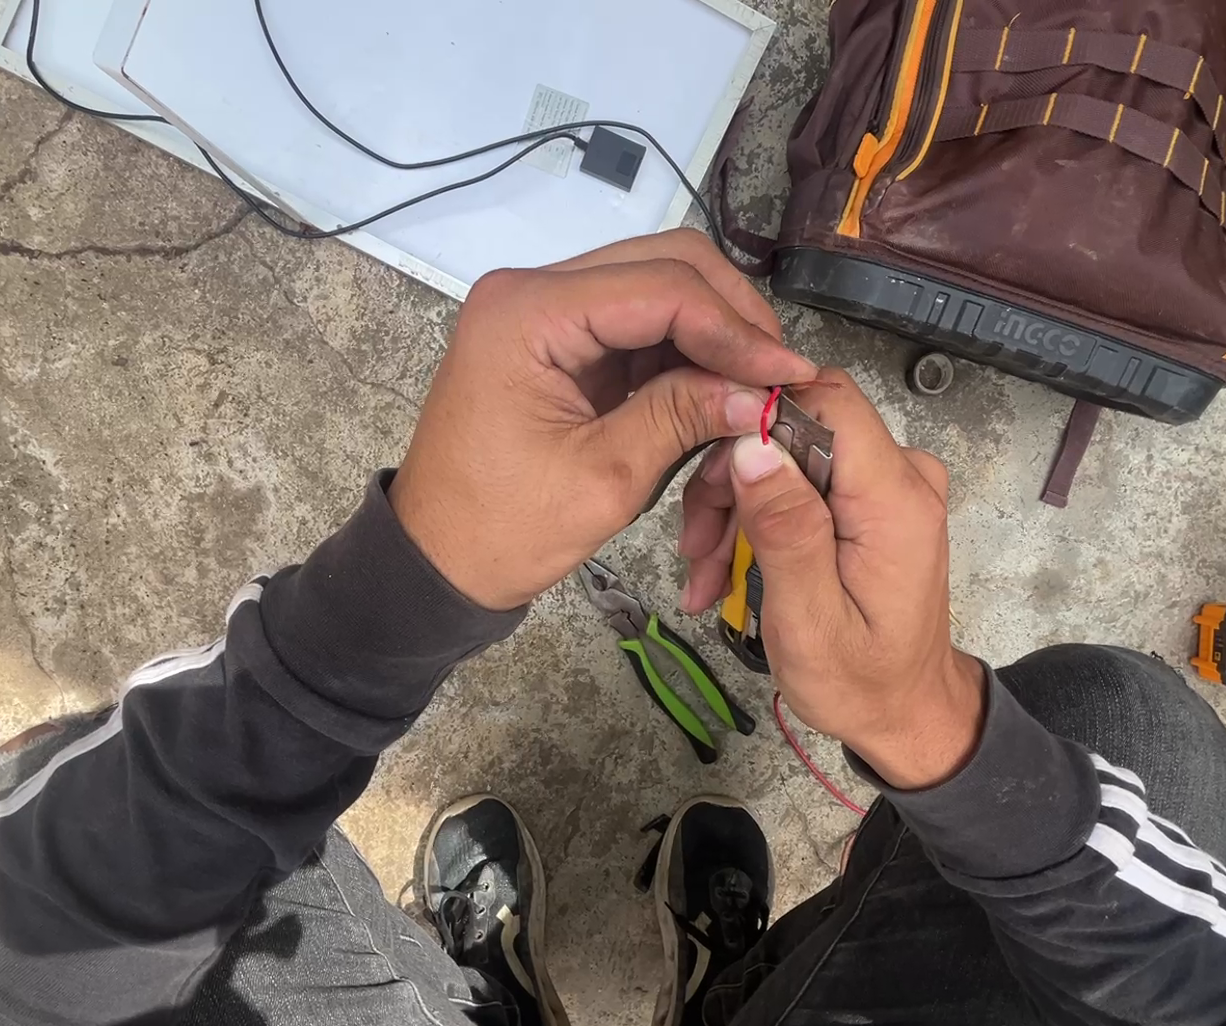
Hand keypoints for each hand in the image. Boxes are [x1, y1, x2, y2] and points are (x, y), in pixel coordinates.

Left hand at [390, 230, 816, 610]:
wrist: (436, 559)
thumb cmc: (504, 530)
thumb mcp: (603, 479)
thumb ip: (682, 416)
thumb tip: (762, 389)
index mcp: (528, 313)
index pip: (661, 287)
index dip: (736, 329)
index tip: (790, 374)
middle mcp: (532, 291)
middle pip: (662, 265)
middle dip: (729, 317)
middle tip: (775, 374)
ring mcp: (543, 312)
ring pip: (655, 289)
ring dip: (710, 332)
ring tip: (753, 384)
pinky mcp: (556, 342)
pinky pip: (634, 327)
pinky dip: (680, 352)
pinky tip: (713, 387)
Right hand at [676, 370, 985, 788]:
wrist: (905, 711)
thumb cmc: (859, 681)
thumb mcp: (809, 621)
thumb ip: (786, 531)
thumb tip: (750, 446)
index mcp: (893, 499)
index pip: (825, 400)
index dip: (756, 416)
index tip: (707, 469)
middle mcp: (899, 474)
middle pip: (796, 427)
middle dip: (732, 477)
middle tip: (695, 546)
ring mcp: (883, 485)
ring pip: (786, 454)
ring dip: (734, 505)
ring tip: (702, 569)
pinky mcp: (866, 500)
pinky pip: (798, 481)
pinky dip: (755, 518)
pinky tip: (722, 567)